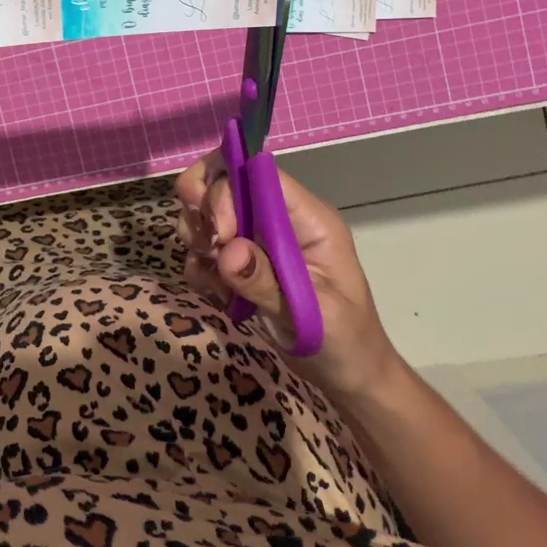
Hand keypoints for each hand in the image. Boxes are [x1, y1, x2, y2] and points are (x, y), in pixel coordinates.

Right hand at [176, 151, 403, 399]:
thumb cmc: (344, 341)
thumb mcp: (313, 315)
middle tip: (209, 251)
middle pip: (220, 180)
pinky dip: (200, 268)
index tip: (220, 233)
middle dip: (203, 212)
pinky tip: (220, 296)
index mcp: (305, 217)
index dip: (225, 190)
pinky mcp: (238, 259)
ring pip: (203, 212)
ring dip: (198, 241)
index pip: (255, 171)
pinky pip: (201, 248)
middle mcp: (276, 217)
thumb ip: (267, 281)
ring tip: (219, 282)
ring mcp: (254, 237)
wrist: (347, 375)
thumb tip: (227, 250)